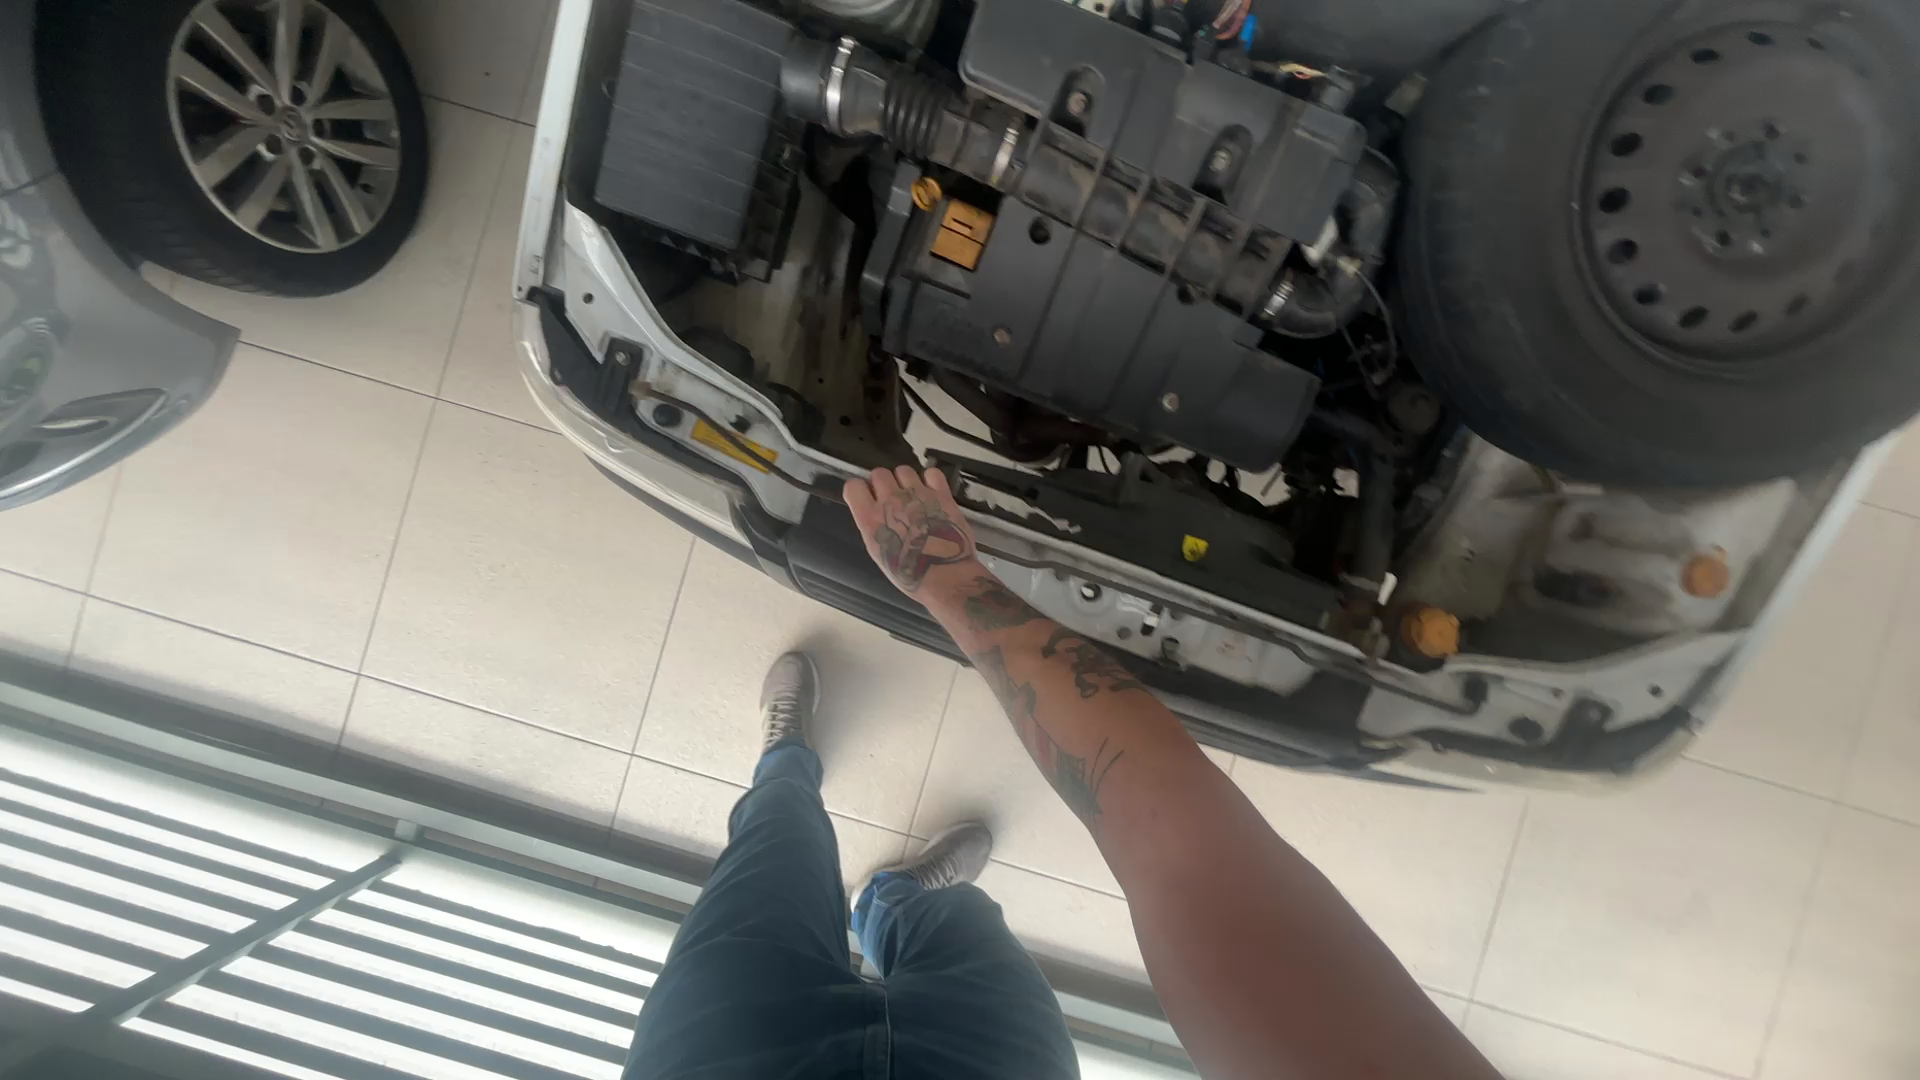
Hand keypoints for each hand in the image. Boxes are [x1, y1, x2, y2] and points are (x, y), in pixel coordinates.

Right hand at [843, 466, 980, 596]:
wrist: (945, 576)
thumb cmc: (910, 573)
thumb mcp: (878, 553)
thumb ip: (872, 526)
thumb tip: (874, 512)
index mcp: (871, 518)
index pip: (853, 486)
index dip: (860, 490)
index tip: (866, 497)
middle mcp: (891, 501)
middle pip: (879, 473)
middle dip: (883, 483)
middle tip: (892, 499)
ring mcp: (917, 494)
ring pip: (903, 470)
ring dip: (905, 480)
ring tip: (912, 496)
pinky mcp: (941, 494)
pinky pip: (931, 473)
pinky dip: (930, 479)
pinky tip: (931, 492)